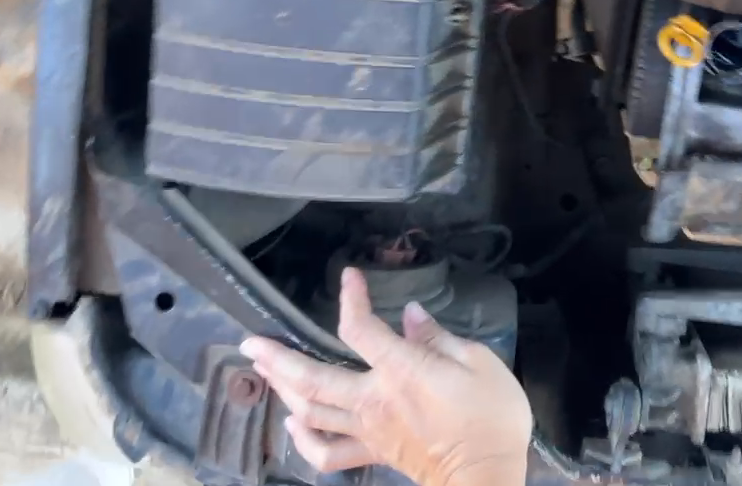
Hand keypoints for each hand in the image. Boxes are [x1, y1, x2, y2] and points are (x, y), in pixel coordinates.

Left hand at [240, 267, 533, 485]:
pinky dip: (303, 439)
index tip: (348, 276)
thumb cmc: (490, 413)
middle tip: (251, 342)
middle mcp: (373, 400)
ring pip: (312, 411)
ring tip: (263, 370)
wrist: (487, 475)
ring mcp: (368, 430)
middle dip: (279, 359)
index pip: (361, 330)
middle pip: (313, 378)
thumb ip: (438, 337)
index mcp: (401, 371)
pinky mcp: (373, 453)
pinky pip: (326, 452)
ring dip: (282, 390)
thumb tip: (410, 315)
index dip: (351, 300)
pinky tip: (292, 424)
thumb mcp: (478, 361)